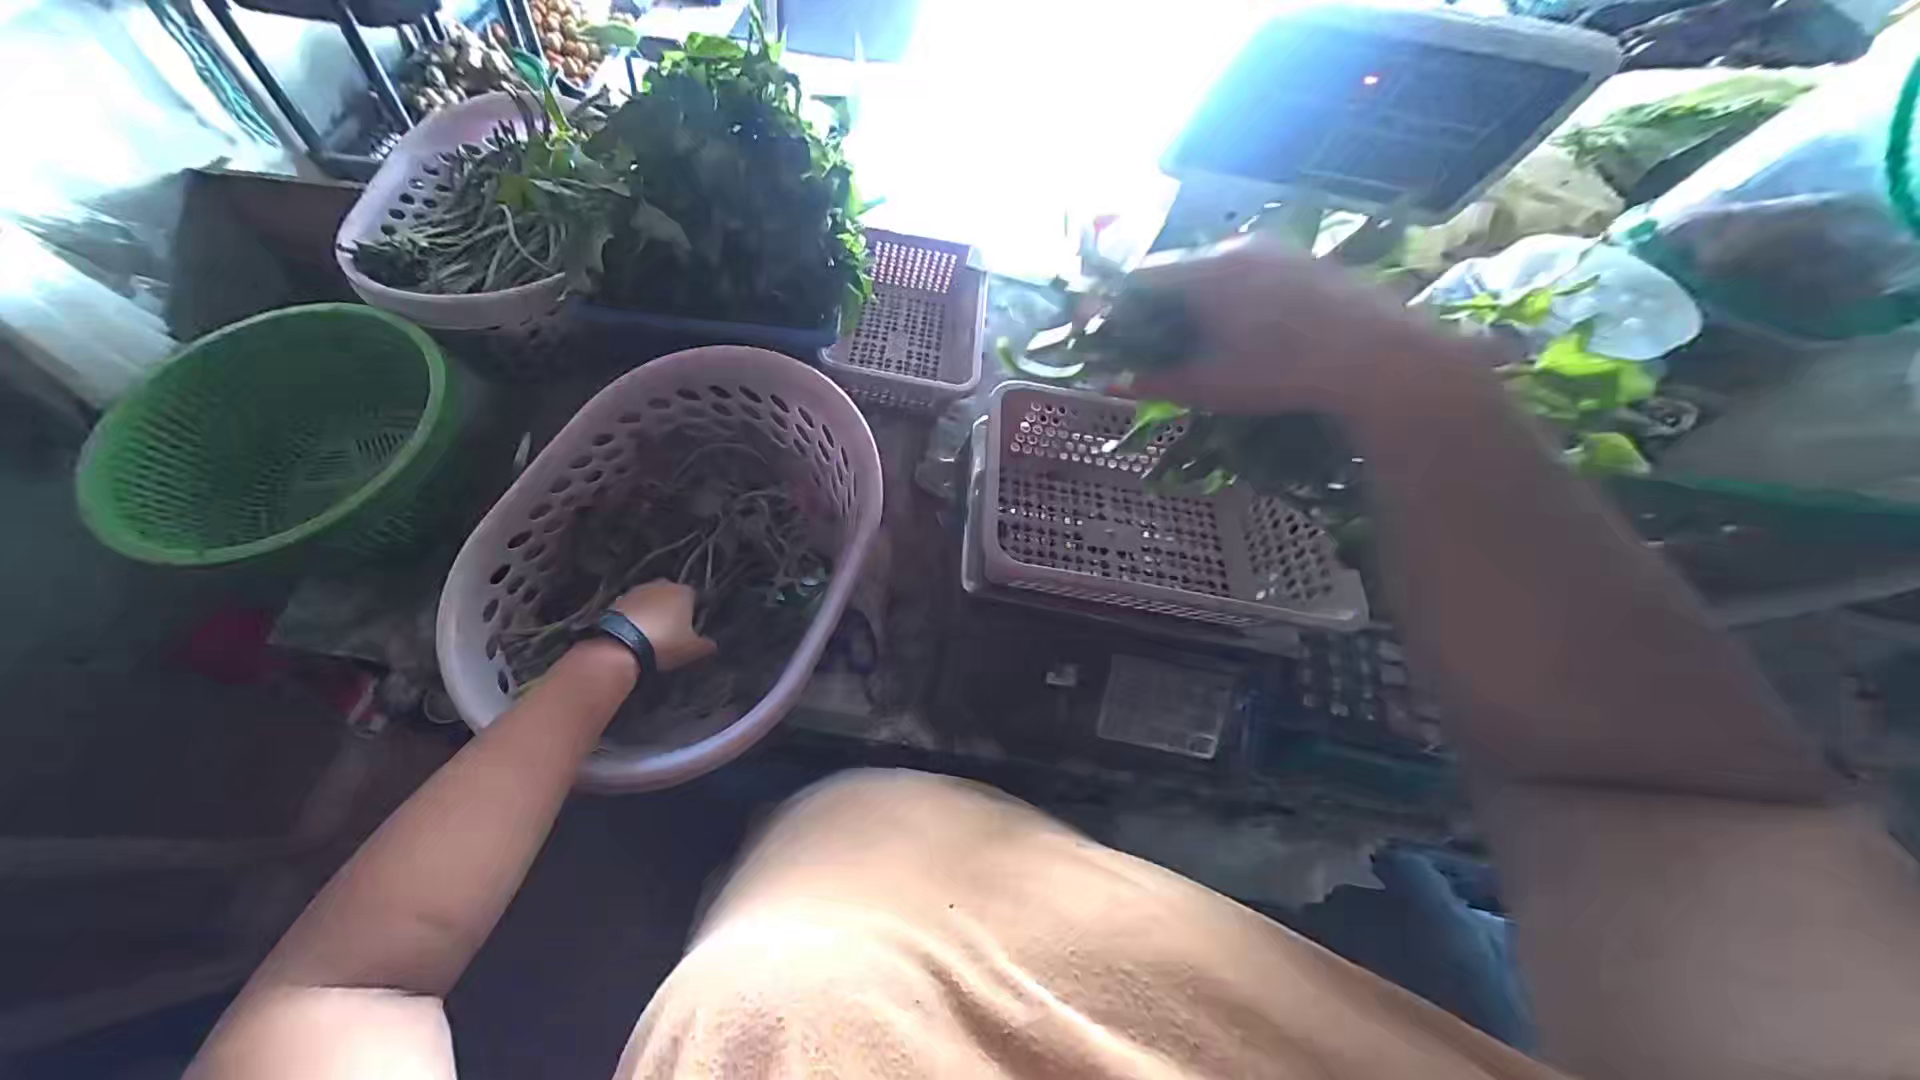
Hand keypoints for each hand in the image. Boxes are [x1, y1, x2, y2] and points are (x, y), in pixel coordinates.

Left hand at [611, 580, 716, 672]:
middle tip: (672, 631)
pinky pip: (633, 608)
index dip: (695, 613)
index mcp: (684, 592)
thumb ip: (707, 645)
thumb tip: (712, 644)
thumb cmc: (664, 643)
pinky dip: (635, 617)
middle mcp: (662, 585)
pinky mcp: (617, 601)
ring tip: (651, 634)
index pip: (697, 597)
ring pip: (652, 600)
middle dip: (673, 609)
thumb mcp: (693, 649)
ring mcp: (637, 591)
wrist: (619, 647)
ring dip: (653, 612)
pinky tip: (635, 633)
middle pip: (673, 596)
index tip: (692, 628)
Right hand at [1125, 233, 1502, 423]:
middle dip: (1154, 302)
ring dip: (1192, 298)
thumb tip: (1110, 383)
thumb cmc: (1281, 373)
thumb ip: (1153, 381)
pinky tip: (1241, 328)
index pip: (1140, 274)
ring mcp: (1275, 249)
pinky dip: (1227, 294)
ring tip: (1195, 337)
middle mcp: (1237, 248)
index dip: (1117, 302)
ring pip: (1212, 268)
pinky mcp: (1303, 259)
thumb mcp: (1208, 386)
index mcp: (1206, 273)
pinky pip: (1246, 270)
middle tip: (1150, 340)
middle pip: (1176, 268)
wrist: (1379, 360)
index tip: (1109, 329)